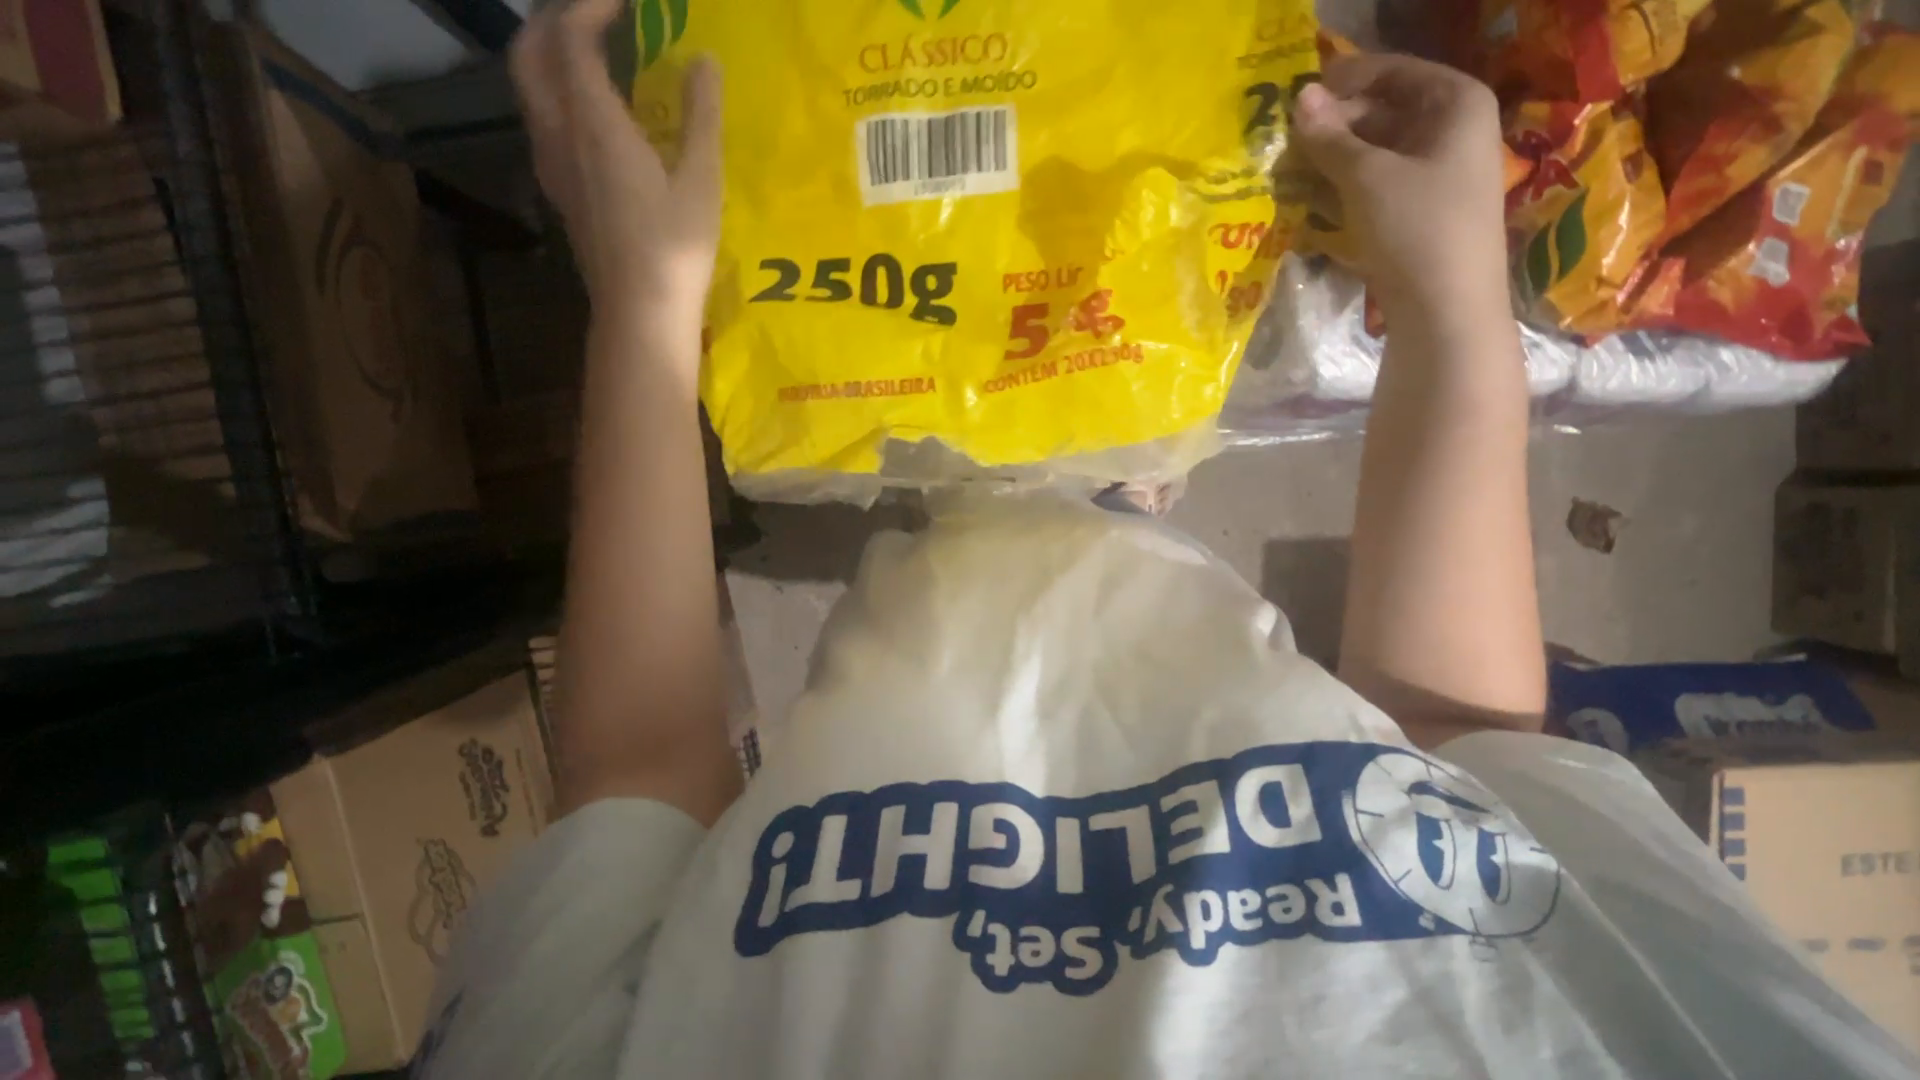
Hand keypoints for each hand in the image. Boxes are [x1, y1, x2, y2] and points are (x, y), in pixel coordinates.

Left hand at [510, 0, 721, 341]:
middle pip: (529, 55)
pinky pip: (544, 121)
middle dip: (554, 20)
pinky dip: (559, 93)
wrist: (639, 313)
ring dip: (551, 55)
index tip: (627, 1)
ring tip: (595, 52)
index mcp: (594, 124)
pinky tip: (595, 111)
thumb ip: (702, 116)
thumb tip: (705, 61)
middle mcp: (560, 136)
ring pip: (530, 89)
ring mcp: (553, 166)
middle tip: (598, 16)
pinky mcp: (560, 191)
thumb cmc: (675, 249)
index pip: (570, 38)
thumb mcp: (701, 181)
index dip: (591, 6)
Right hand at [1292, 54, 1507, 319]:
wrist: (1447, 311)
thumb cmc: (1416, 229)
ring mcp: (1441, 174)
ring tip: (1291, 170)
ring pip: (1379, 151)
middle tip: (1287, 140)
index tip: (1297, 97)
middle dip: (1336, 124)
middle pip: (1387, 110)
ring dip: (1335, 159)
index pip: (1394, 70)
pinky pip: (1380, 184)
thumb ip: (1330, 137)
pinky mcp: (1423, 212)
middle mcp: (1455, 130)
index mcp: (1458, 103)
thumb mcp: (1366, 177)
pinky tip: (1313, 198)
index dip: (1346, 80)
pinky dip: (1347, 186)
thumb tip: (1300, 97)